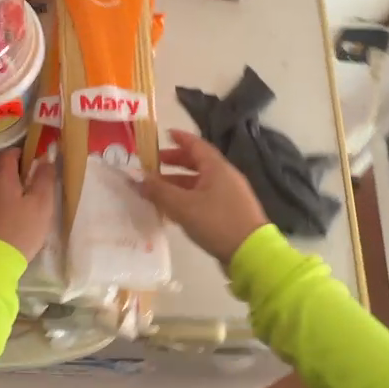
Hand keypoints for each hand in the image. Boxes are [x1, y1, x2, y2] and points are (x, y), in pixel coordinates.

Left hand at [0, 149, 55, 261]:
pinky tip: (0, 210)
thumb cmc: (19, 231)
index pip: (9, 153)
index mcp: (0, 176)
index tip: (34, 164)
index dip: (22, 154)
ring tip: (12, 195)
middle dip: (7, 165)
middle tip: (24, 179)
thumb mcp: (41, 205)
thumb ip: (44, 178)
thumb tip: (46, 158)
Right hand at [138, 130, 267, 264]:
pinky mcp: (230, 212)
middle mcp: (225, 176)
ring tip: (158, 191)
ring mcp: (230, 195)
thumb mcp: (183, 206)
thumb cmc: (216, 222)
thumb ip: (159, 191)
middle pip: (198, 163)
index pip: (196, 144)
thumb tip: (137, 178)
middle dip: (175, 162)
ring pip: (200, 182)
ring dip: (179, 183)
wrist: (251, 253)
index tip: (164, 134)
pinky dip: (188, 198)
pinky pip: (205, 197)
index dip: (180, 138)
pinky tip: (174, 211)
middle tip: (155, 165)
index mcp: (216, 167)